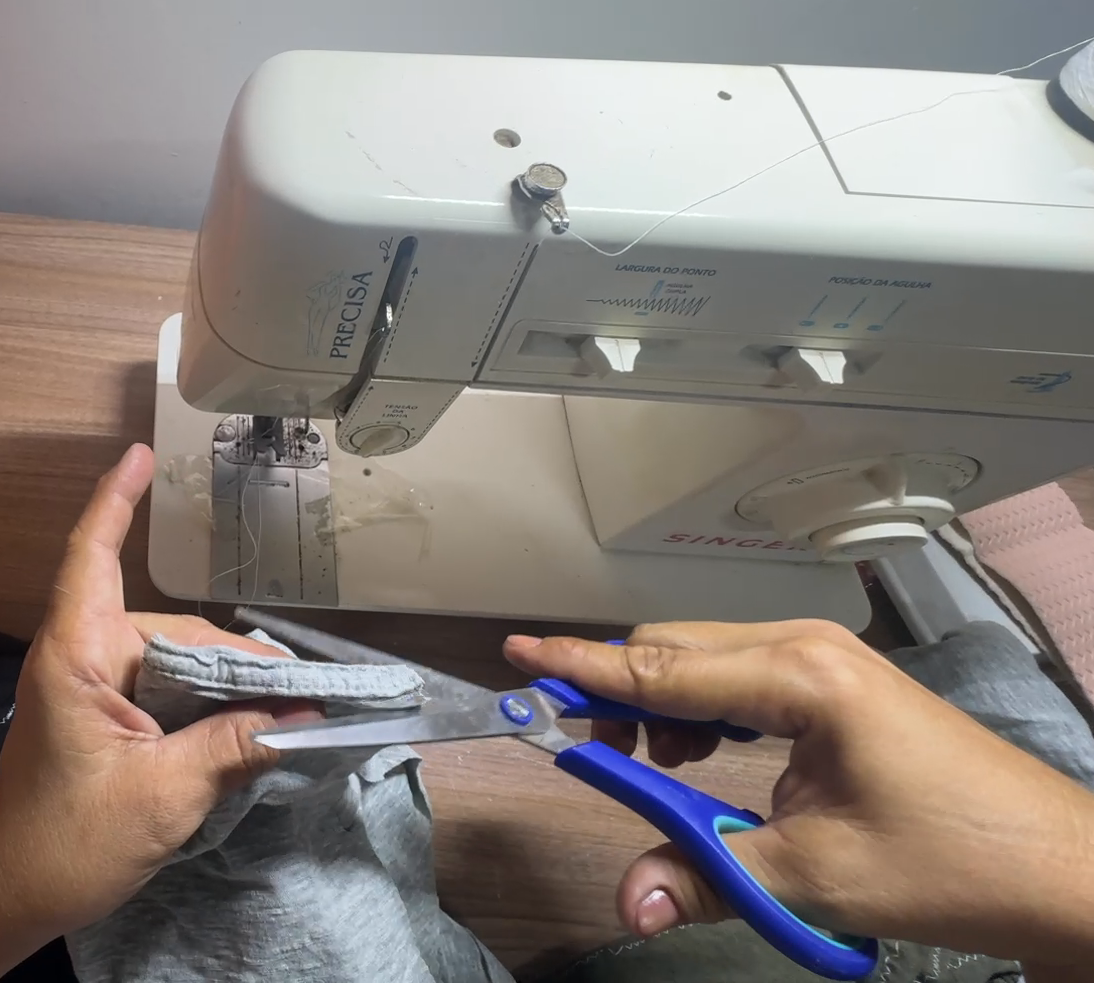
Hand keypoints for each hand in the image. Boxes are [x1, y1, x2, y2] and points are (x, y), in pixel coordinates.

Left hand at [0, 443, 312, 966]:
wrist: (13, 890)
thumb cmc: (69, 841)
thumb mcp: (161, 796)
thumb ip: (230, 747)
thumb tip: (300, 716)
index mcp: (77, 654)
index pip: (91, 557)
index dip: (115, 502)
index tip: (141, 456)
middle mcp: (84, 651)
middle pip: (170, 625)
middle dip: (232, 653)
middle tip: (299, 687)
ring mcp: (93, 679)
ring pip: (174, 655)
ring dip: (225, 680)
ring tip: (287, 707)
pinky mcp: (105, 706)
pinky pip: (165, 682)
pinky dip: (206, 695)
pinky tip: (249, 716)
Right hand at [504, 619, 1093, 965]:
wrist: (1086, 879)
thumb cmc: (957, 869)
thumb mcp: (821, 878)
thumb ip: (707, 877)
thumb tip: (627, 908)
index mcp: (796, 678)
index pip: (658, 669)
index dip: (579, 664)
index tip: (516, 651)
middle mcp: (796, 645)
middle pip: (665, 650)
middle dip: (615, 693)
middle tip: (597, 751)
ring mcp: (813, 652)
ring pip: (690, 655)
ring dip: (652, 700)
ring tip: (657, 760)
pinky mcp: (823, 672)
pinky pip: (723, 668)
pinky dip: (690, 703)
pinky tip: (703, 747)